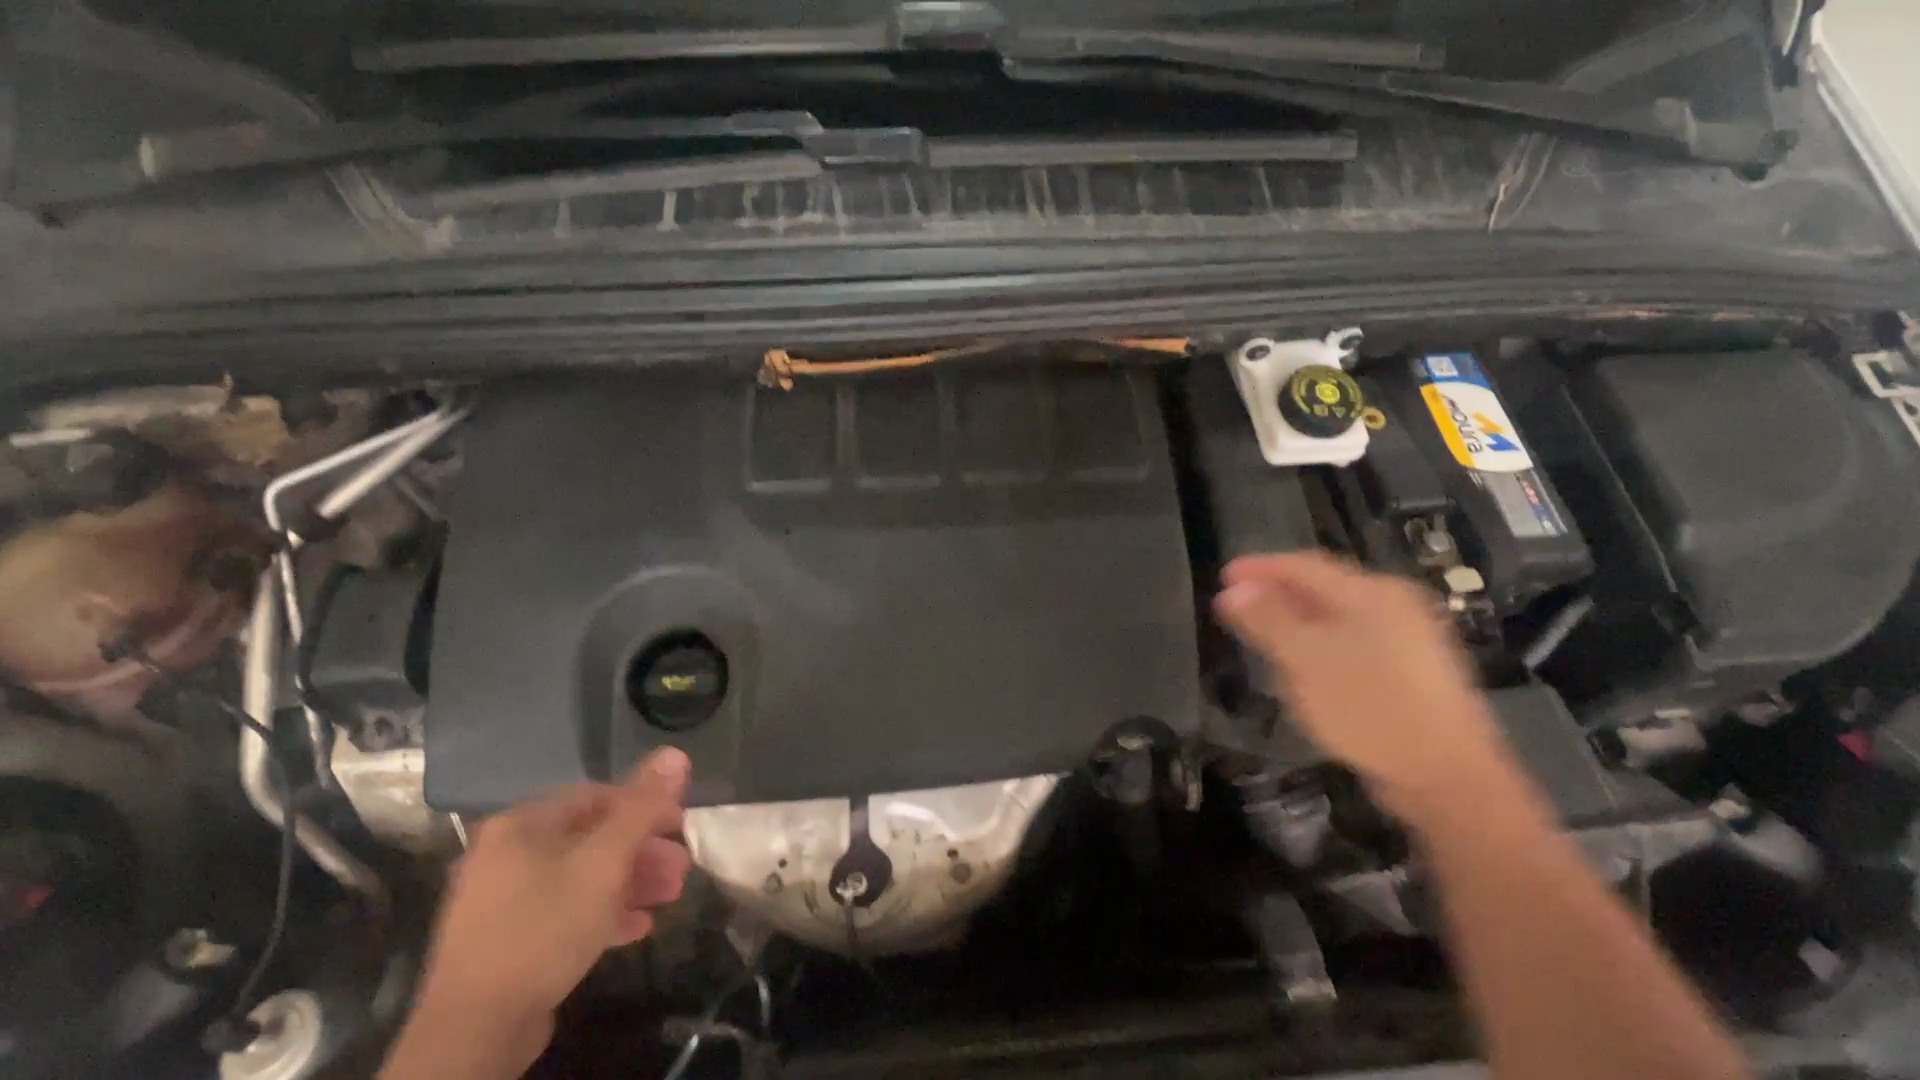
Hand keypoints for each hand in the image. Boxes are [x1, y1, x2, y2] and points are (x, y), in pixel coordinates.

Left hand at [414, 748, 693, 1027]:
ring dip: (628, 883)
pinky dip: (601, 913)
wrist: (476, 1026)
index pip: (596, 796)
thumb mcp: (603, 863)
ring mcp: (502, 899)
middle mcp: (505, 853)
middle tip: (680, 871)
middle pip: (589, 838)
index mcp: (522, 824)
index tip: (680, 828)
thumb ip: (642, 808)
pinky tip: (636, 927)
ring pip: (579, 877)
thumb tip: (675, 753)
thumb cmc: (544, 928)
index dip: (644, 806)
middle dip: (641, 851)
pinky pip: (562, 912)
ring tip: (668, 898)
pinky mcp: (506, 939)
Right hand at [1213, 552, 1513, 817]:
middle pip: (1325, 588)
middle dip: (1278, 592)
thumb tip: (1233, 590)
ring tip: (1262, 631)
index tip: (1223, 575)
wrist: (1444, 774)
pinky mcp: (1411, 673)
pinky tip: (1304, 664)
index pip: (1306, 566)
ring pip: (1339, 617)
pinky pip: (1353, 642)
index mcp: (1372, 593)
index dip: (1261, 568)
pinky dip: (1320, 643)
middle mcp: (1395, 606)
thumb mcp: (1307, 660)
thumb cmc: (1369, 707)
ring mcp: (1408, 640)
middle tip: (1238, 603)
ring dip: (1297, 619)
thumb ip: (1269, 620)